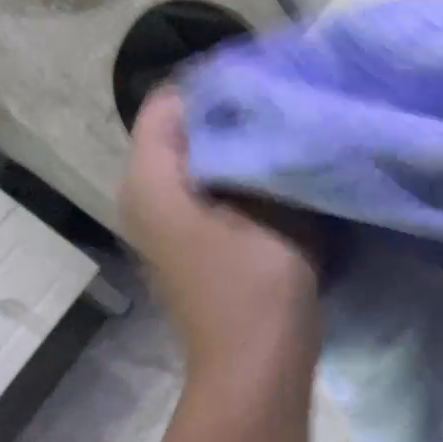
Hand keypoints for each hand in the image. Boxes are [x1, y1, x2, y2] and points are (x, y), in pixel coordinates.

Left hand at [120, 87, 321, 383]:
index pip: (171, 104)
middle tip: (294, 101)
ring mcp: (168, 223)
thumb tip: (276, 116)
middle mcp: (146, 195)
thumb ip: (268, 158)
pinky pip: (215, 188)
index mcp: (152, 181)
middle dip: (236, 113)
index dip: (219, 85)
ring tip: (296, 133)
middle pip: (185, 131)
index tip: (275, 78)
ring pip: (203, 161)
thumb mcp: (273, 212)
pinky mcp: (195, 242)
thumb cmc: (259, 286)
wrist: (254, 364)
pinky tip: (288, 177)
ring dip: (245, 147)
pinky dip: (246, 176)